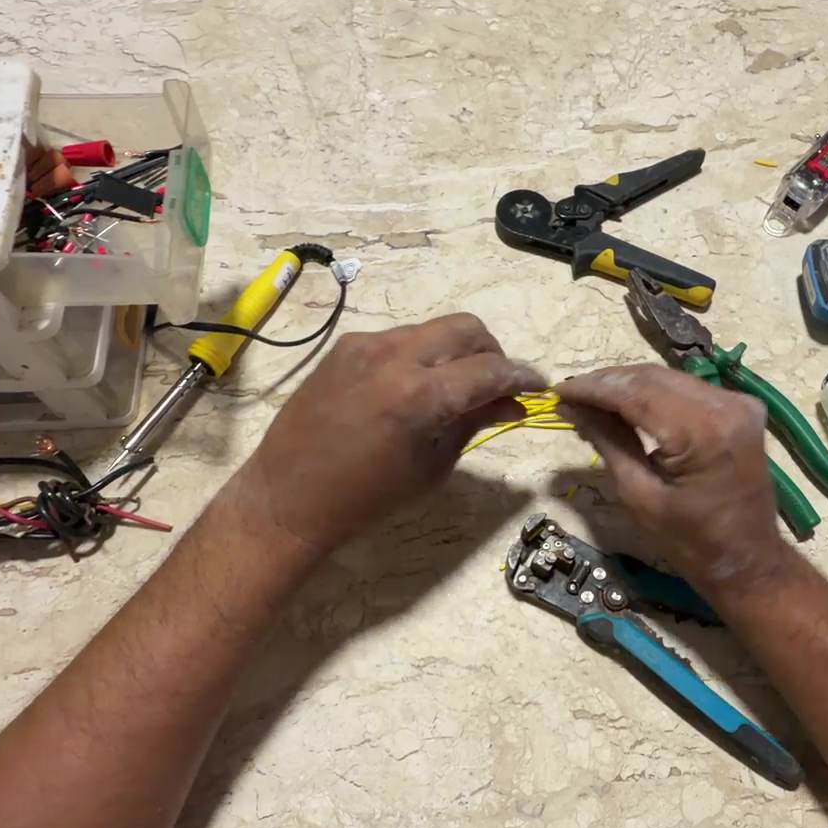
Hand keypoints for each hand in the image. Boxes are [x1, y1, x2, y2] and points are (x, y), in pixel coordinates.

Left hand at [229, 313, 543, 554]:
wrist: (289, 497)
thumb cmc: (367, 499)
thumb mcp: (433, 466)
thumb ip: (474, 422)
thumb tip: (512, 403)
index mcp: (419, 395)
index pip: (489, 369)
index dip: (522, 377)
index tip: (538, 386)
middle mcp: (394, 356)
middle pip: (466, 329)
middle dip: (493, 353)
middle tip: (498, 387)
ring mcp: (365, 345)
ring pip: (433, 330)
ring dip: (456, 353)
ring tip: (456, 390)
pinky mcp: (345, 347)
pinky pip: (400, 339)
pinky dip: (422, 356)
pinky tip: (416, 389)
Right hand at [554, 365, 792, 592]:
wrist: (747, 561)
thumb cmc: (691, 542)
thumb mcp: (640, 496)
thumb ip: (609, 442)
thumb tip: (575, 409)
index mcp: (702, 431)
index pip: (636, 394)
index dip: (593, 389)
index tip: (559, 391)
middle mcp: (726, 406)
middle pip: (652, 378)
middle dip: (607, 383)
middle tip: (570, 394)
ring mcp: (738, 404)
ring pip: (668, 378)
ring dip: (627, 386)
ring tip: (590, 398)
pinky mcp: (740, 409)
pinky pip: (686, 390)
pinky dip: (653, 394)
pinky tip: (625, 404)